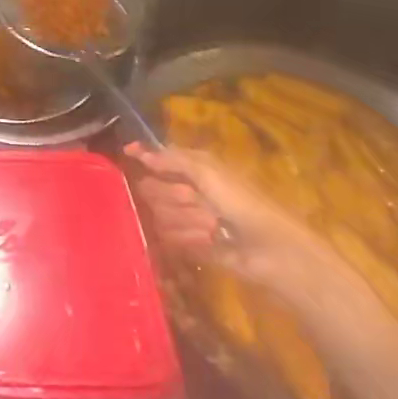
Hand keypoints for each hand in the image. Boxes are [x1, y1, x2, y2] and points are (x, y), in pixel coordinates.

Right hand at [123, 143, 330, 289]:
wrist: (270, 249)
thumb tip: (135, 149)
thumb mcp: (207, 171)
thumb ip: (170, 159)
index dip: (144, 156)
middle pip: (153, 187)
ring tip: (210, 226)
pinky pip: (170, 238)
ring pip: (160, 214)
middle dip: (172, 196)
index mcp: (193, 167)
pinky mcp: (189, 244)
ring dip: (185, 220)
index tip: (127, 152)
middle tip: (193, 200)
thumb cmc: (242, 201)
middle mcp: (186, 190)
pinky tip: (209, 241)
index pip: (158, 158)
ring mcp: (186, 218)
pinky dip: (190, 239)